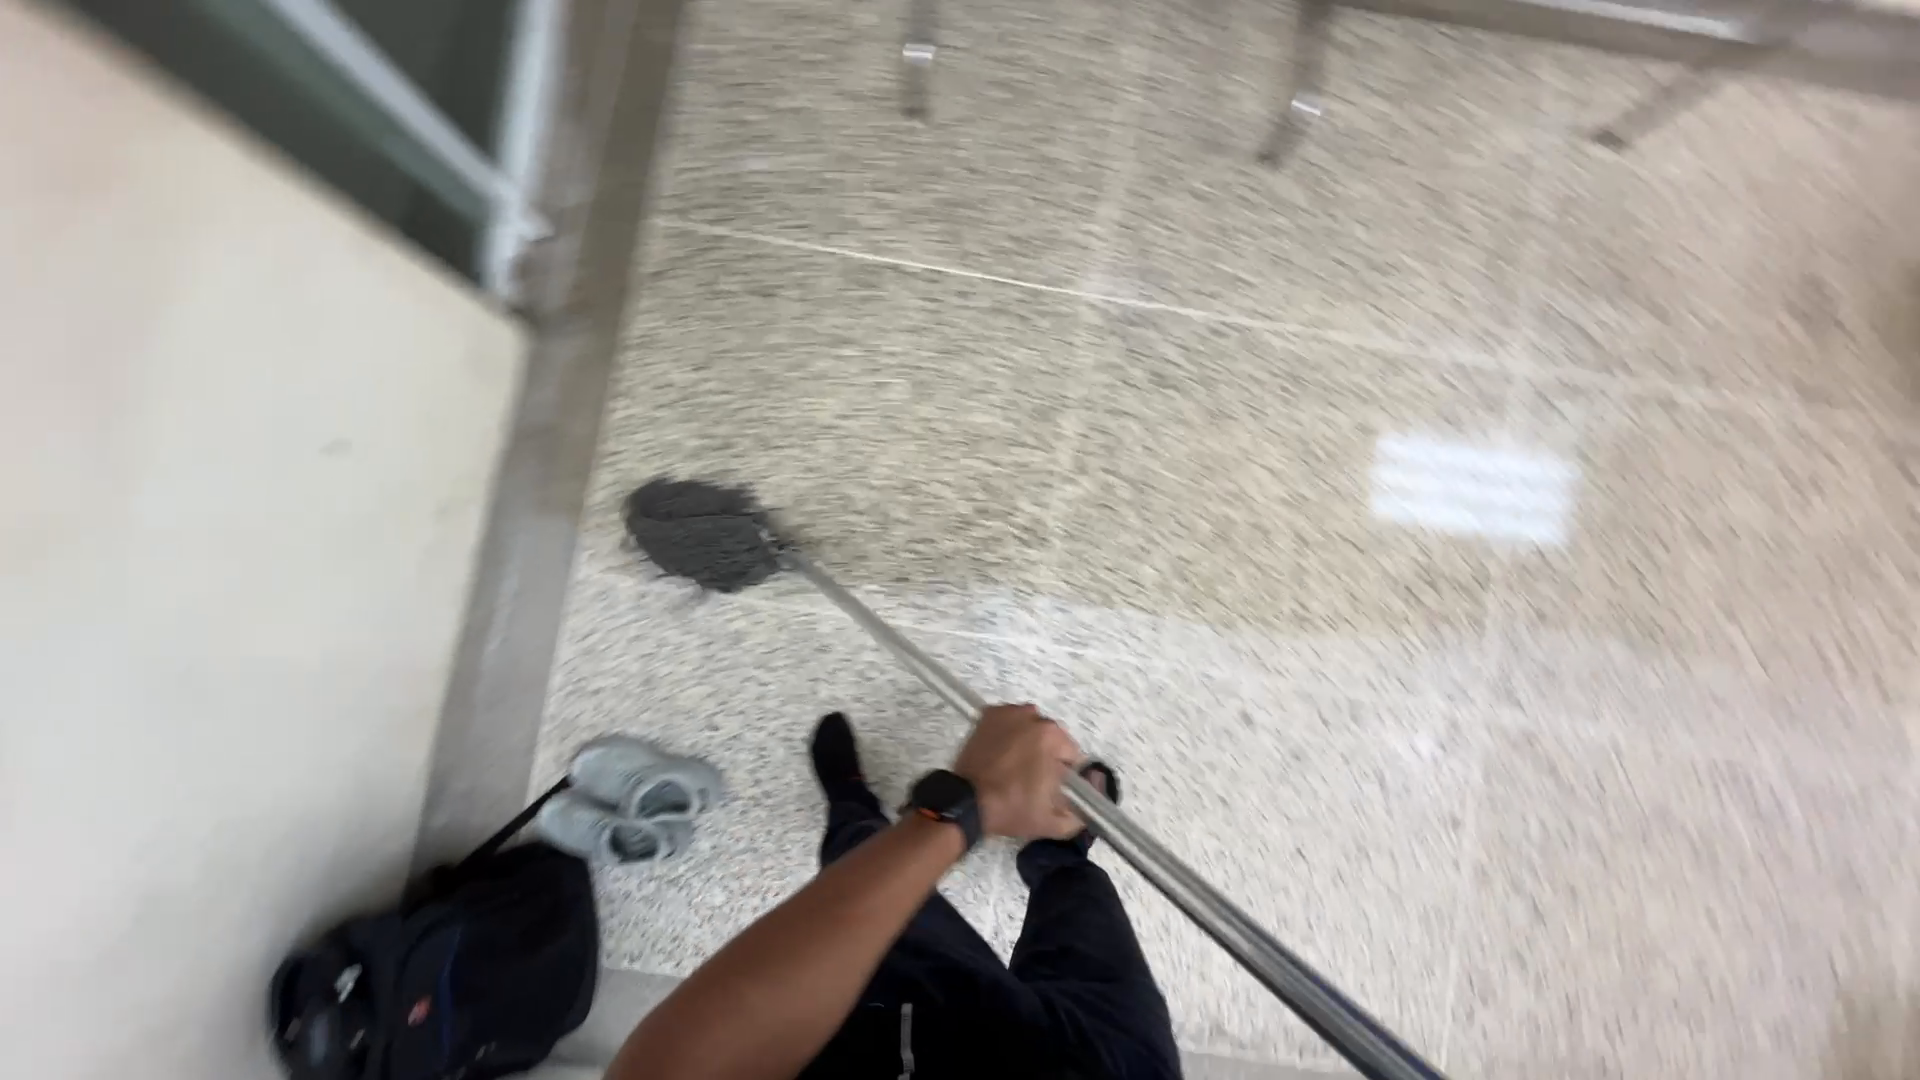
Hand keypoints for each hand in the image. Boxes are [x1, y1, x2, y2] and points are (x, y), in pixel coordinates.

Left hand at [951, 704, 1082, 840]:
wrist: (967, 801)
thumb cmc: (1012, 808)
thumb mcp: (1053, 823)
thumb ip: (1079, 815)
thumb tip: (1088, 805)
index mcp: (1052, 737)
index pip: (1072, 754)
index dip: (1066, 773)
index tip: (1053, 786)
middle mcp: (1033, 716)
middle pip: (1052, 737)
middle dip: (1048, 755)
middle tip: (1033, 777)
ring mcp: (1009, 712)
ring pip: (1031, 726)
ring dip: (1030, 740)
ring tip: (1016, 764)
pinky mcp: (989, 714)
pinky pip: (1010, 720)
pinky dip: (1011, 732)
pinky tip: (1004, 750)